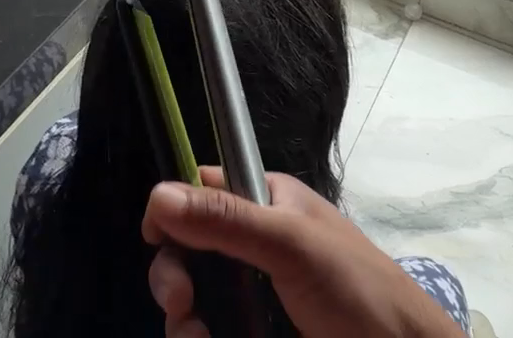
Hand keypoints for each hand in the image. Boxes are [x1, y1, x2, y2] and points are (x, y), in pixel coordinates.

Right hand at [143, 168, 462, 337]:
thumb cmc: (357, 291)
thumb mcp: (291, 245)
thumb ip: (225, 219)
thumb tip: (156, 195)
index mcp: (266, 203)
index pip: (202, 190)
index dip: (172, 209)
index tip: (156, 237)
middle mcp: (254, 244)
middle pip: (189, 249)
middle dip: (174, 275)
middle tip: (181, 303)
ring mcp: (255, 294)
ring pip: (195, 299)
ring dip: (184, 321)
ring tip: (197, 336)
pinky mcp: (255, 332)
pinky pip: (211, 330)